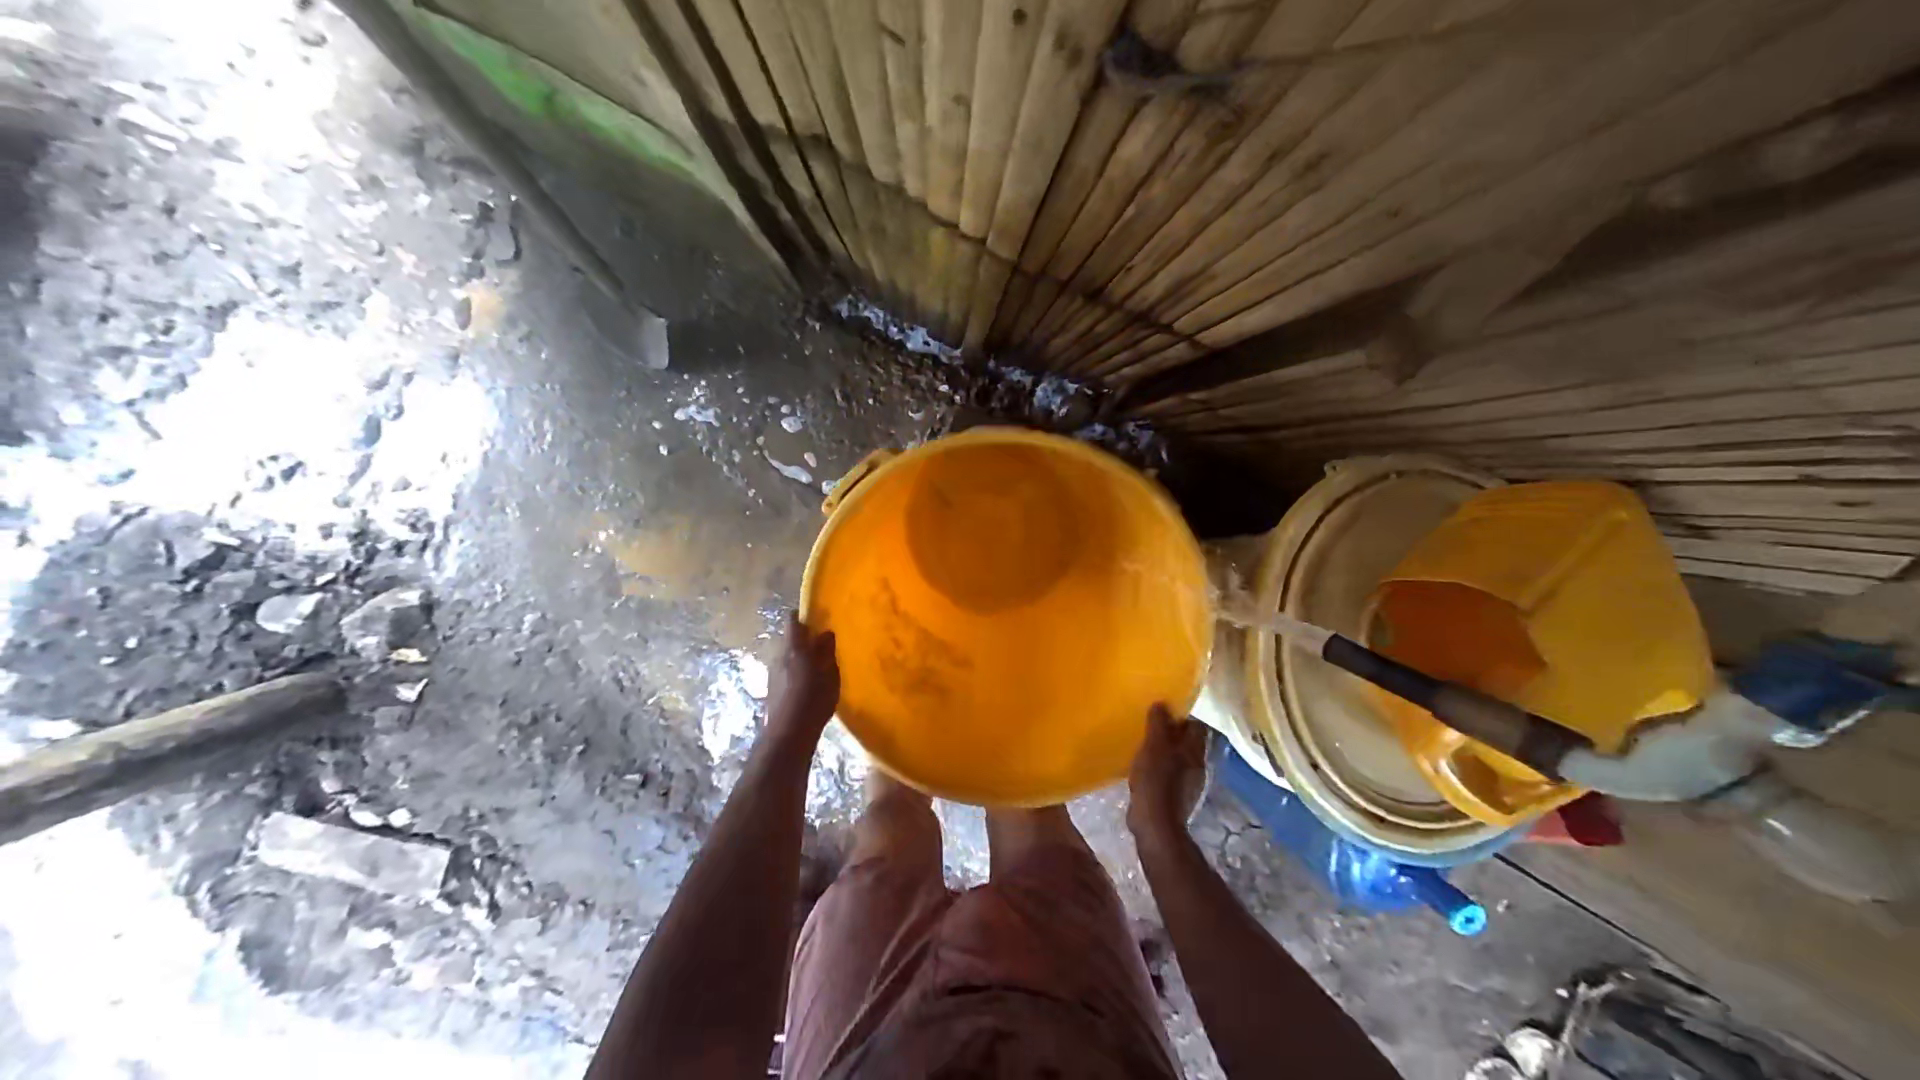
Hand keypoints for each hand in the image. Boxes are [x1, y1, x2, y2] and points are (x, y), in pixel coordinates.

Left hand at [766, 611, 838, 742]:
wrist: (787, 735)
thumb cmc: (813, 701)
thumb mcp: (829, 675)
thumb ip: (826, 652)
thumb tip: (825, 633)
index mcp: (793, 648)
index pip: (792, 620)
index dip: (803, 616)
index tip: (817, 619)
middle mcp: (778, 656)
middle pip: (789, 639)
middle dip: (804, 640)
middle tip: (823, 647)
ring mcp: (772, 673)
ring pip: (787, 656)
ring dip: (800, 658)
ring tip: (817, 669)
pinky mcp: (771, 689)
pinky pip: (785, 672)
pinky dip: (795, 673)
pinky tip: (808, 687)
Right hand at [1127, 704, 1208, 843]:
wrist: (1155, 823)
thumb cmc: (1155, 780)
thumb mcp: (1153, 746)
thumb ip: (1158, 724)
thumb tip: (1161, 703)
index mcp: (1194, 751)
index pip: (1196, 726)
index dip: (1181, 717)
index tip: (1162, 712)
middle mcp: (1197, 765)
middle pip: (1188, 742)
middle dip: (1172, 734)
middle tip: (1149, 727)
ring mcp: (1188, 783)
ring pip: (1178, 758)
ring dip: (1164, 752)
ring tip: (1144, 746)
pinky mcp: (1176, 796)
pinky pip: (1169, 774)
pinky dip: (1159, 769)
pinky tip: (1143, 769)